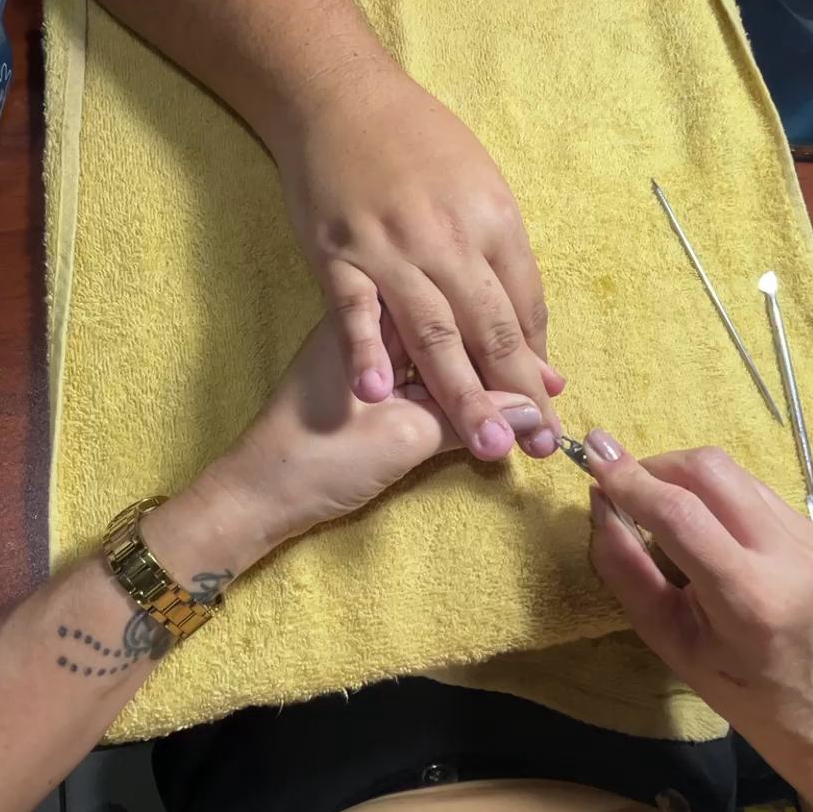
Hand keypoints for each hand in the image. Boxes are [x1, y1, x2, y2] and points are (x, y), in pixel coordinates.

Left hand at [202, 321, 547, 554]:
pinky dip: (459, 384)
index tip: (552, 384)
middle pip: (455, 332)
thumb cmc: (319, 458)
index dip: (508, 353)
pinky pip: (426, 370)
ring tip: (539, 388)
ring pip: (444, 350)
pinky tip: (492, 396)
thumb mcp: (401, 439)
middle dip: (506, 362)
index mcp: (371, 320)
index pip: (455, 323)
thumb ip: (467, 420)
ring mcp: (369, 349)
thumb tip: (533, 413)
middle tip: (555, 388)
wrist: (257, 491)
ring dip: (487, 372)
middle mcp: (371, 323)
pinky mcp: (369, 376)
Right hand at [281, 67, 560, 462]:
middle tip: (540, 450)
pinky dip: (366, 352)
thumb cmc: (414, 140)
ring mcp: (394, 248)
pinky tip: (376, 394)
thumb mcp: (476, 184)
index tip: (547, 404)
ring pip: (435, 331)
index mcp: (493, 219)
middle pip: (493, 327)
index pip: (524, 305)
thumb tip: (527, 323)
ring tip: (487, 448)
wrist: (341, 96)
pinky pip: (357, 311)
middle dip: (519, 393)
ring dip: (463, 393)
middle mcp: (452, 238)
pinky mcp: (340, 254)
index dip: (537, 361)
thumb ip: (500, 254)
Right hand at [576, 432, 812, 772]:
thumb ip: (624, 566)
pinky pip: (750, 485)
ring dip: (682, 476)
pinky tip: (705, 521)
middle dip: (656, 467)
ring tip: (664, 508)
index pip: (681, 515)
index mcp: (751, 599)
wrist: (810, 702)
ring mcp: (812, 539)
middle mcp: (791, 558)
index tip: (592, 455)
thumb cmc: (726, 678)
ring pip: (730, 470)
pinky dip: (711, 490)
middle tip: (629, 490)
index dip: (631, 481)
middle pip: (710, 471)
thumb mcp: (660, 633)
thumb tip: (599, 500)